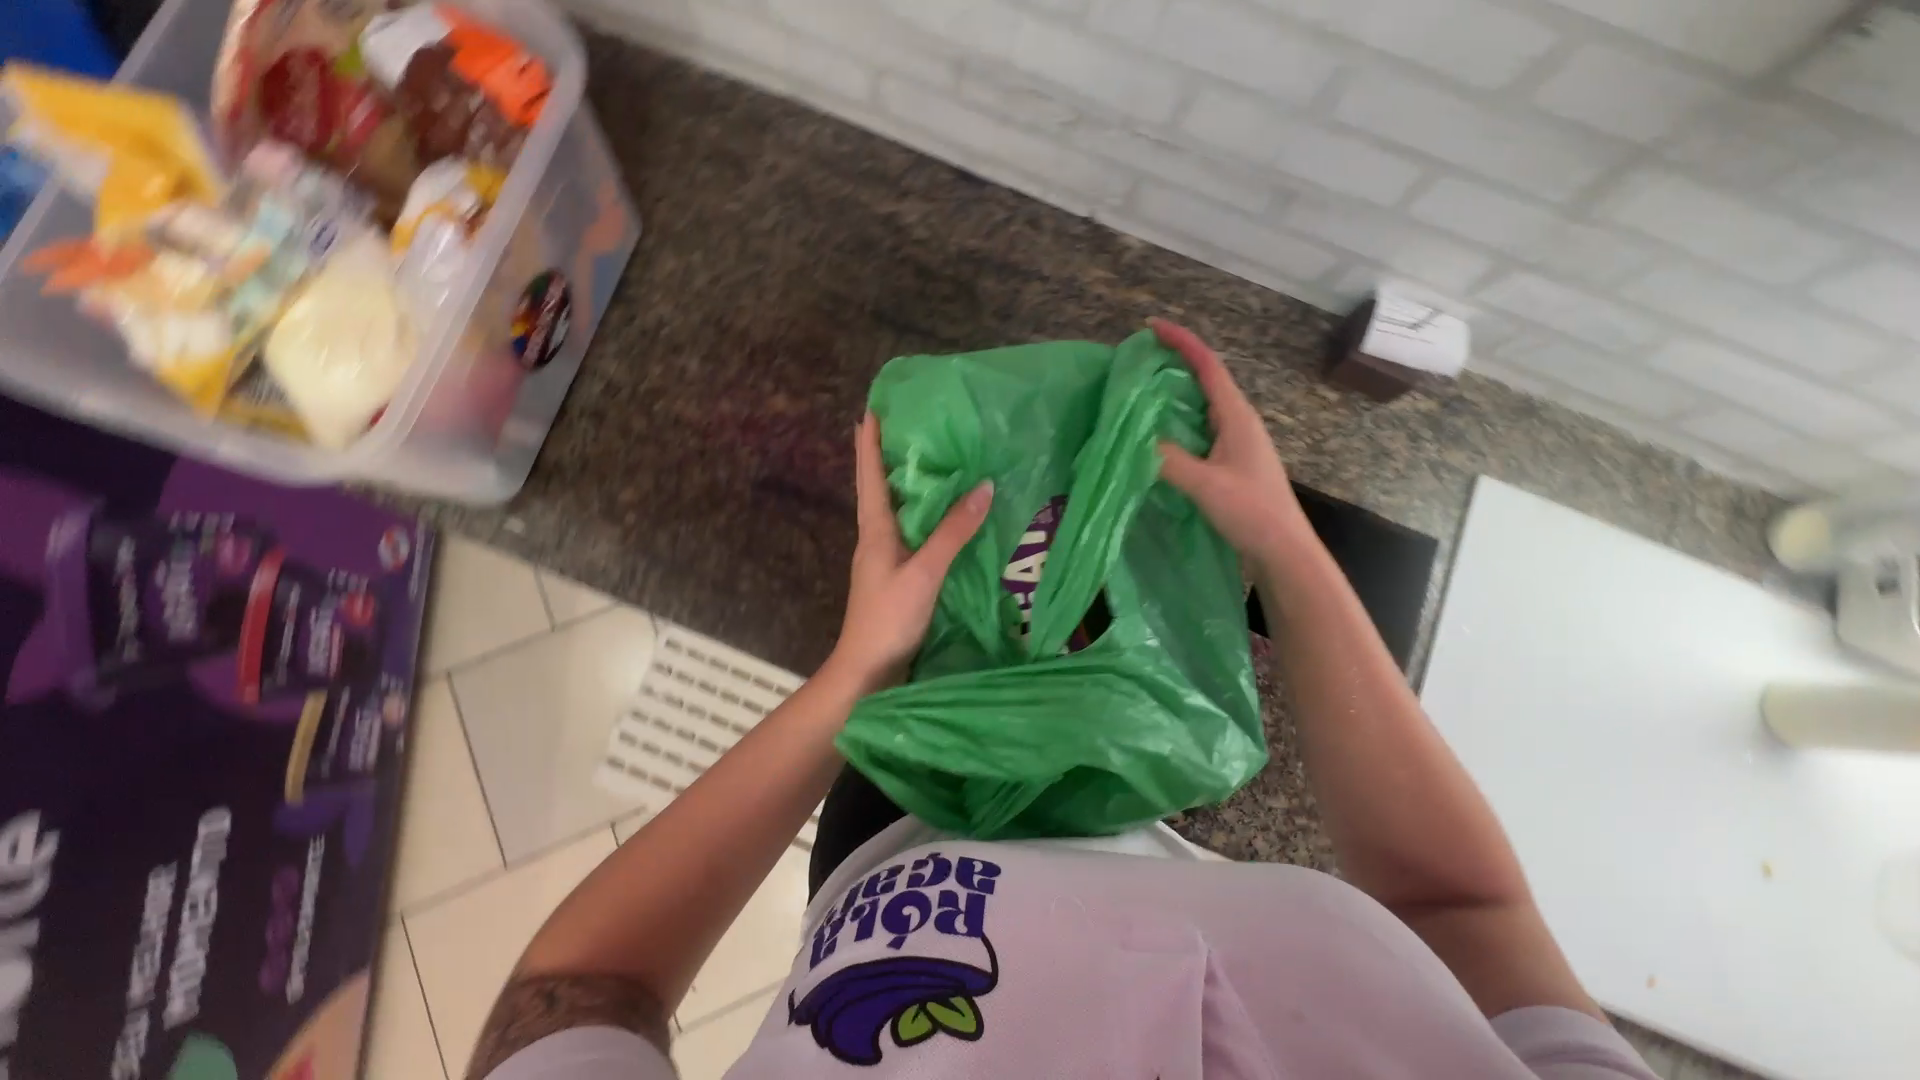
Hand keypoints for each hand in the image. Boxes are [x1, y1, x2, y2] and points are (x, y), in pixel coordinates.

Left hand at [826, 412, 993, 692]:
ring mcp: (884, 561)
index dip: (870, 442)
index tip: (871, 408)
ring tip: (930, 462)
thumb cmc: (888, 618)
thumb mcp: (925, 572)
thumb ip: (953, 532)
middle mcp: (875, 540)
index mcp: (875, 531)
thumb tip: (983, 487)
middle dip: (888, 457)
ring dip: (907, 487)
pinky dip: (923, 518)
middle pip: (879, 489)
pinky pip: (910, 536)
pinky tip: (941, 520)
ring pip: (895, 513)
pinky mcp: (896, 579)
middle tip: (910, 426)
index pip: (870, 476)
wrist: (867, 671)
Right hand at [1153, 318, 1308, 569]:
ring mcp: (1235, 442)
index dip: (1180, 341)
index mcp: (1236, 416)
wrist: (1283, 550)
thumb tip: (1135, 440)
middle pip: (1203, 380)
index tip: (1150, 327)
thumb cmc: (1252, 513)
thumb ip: (1168, 460)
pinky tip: (1155, 436)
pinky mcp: (1229, 462)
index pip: (1207, 365)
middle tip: (1135, 364)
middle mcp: (1237, 421)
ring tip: (1137, 395)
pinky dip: (1175, 424)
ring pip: (1199, 406)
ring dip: (1171, 396)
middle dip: (1171, 365)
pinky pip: (1198, 431)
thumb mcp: (1205, 485)